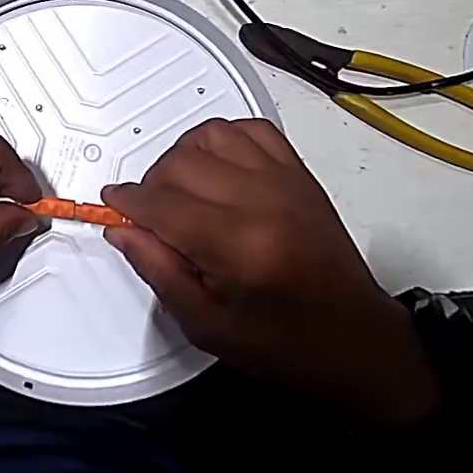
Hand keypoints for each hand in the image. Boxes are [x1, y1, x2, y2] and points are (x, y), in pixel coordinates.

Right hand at [102, 118, 440, 429]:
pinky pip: (251, 128)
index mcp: (240, 247)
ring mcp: (285, 181)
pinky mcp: (299, 173)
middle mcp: (264, 202)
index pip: (163, 204)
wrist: (356, 341)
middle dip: (151, 185)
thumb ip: (158, 270)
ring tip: (180, 187)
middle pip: (180, 164)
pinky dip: (223, 137)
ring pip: (210, 135)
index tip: (115, 204)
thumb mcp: (207, 325)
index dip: (128, 202)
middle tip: (149, 213)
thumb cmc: (286, 344)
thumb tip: (122, 228)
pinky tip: (216, 164)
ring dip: (182, 156)